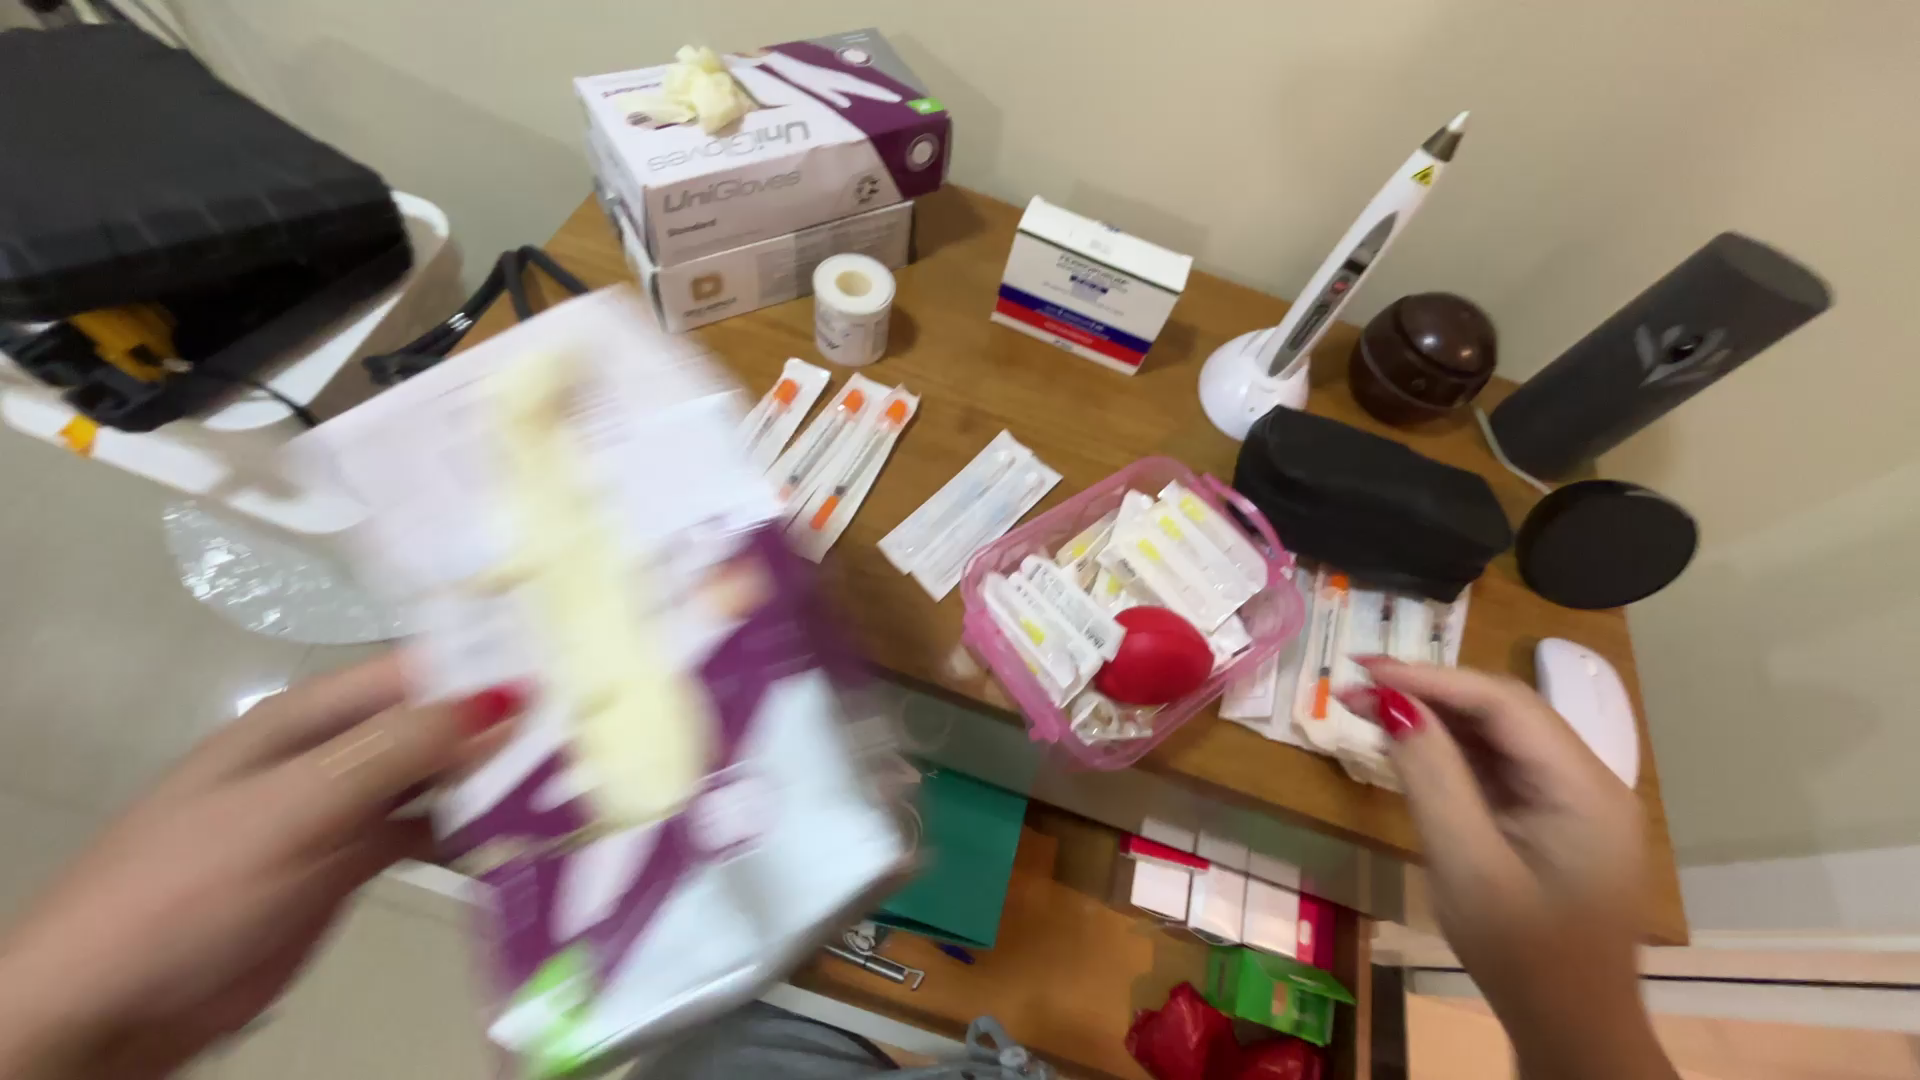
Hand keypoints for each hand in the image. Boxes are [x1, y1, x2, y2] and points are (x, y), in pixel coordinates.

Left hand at [0, 655, 525, 1079]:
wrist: (106, 1017)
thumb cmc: (192, 889)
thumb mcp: (299, 806)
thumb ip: (404, 748)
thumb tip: (512, 698)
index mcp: (313, 719)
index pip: (419, 670)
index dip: (491, 664)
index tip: (570, 672)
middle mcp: (337, 752)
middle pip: (439, 723)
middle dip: (506, 728)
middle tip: (587, 735)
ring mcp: (348, 806)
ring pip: (441, 777)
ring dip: (497, 781)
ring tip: (571, 784)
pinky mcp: (356, 858)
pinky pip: (431, 829)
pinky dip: (473, 831)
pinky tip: (521, 838)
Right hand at [1340, 658, 1675, 1079]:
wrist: (1569, 1027)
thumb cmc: (1519, 951)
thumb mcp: (1465, 862)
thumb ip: (1431, 775)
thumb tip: (1391, 702)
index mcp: (1582, 789)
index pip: (1503, 703)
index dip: (1429, 677)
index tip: (1363, 669)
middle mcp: (1586, 780)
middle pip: (1501, 709)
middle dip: (1425, 690)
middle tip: (1353, 685)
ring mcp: (1568, 797)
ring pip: (1494, 730)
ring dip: (1430, 713)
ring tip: (1363, 705)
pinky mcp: (1547, 813)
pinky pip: (1492, 761)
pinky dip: (1444, 745)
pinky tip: (1403, 740)